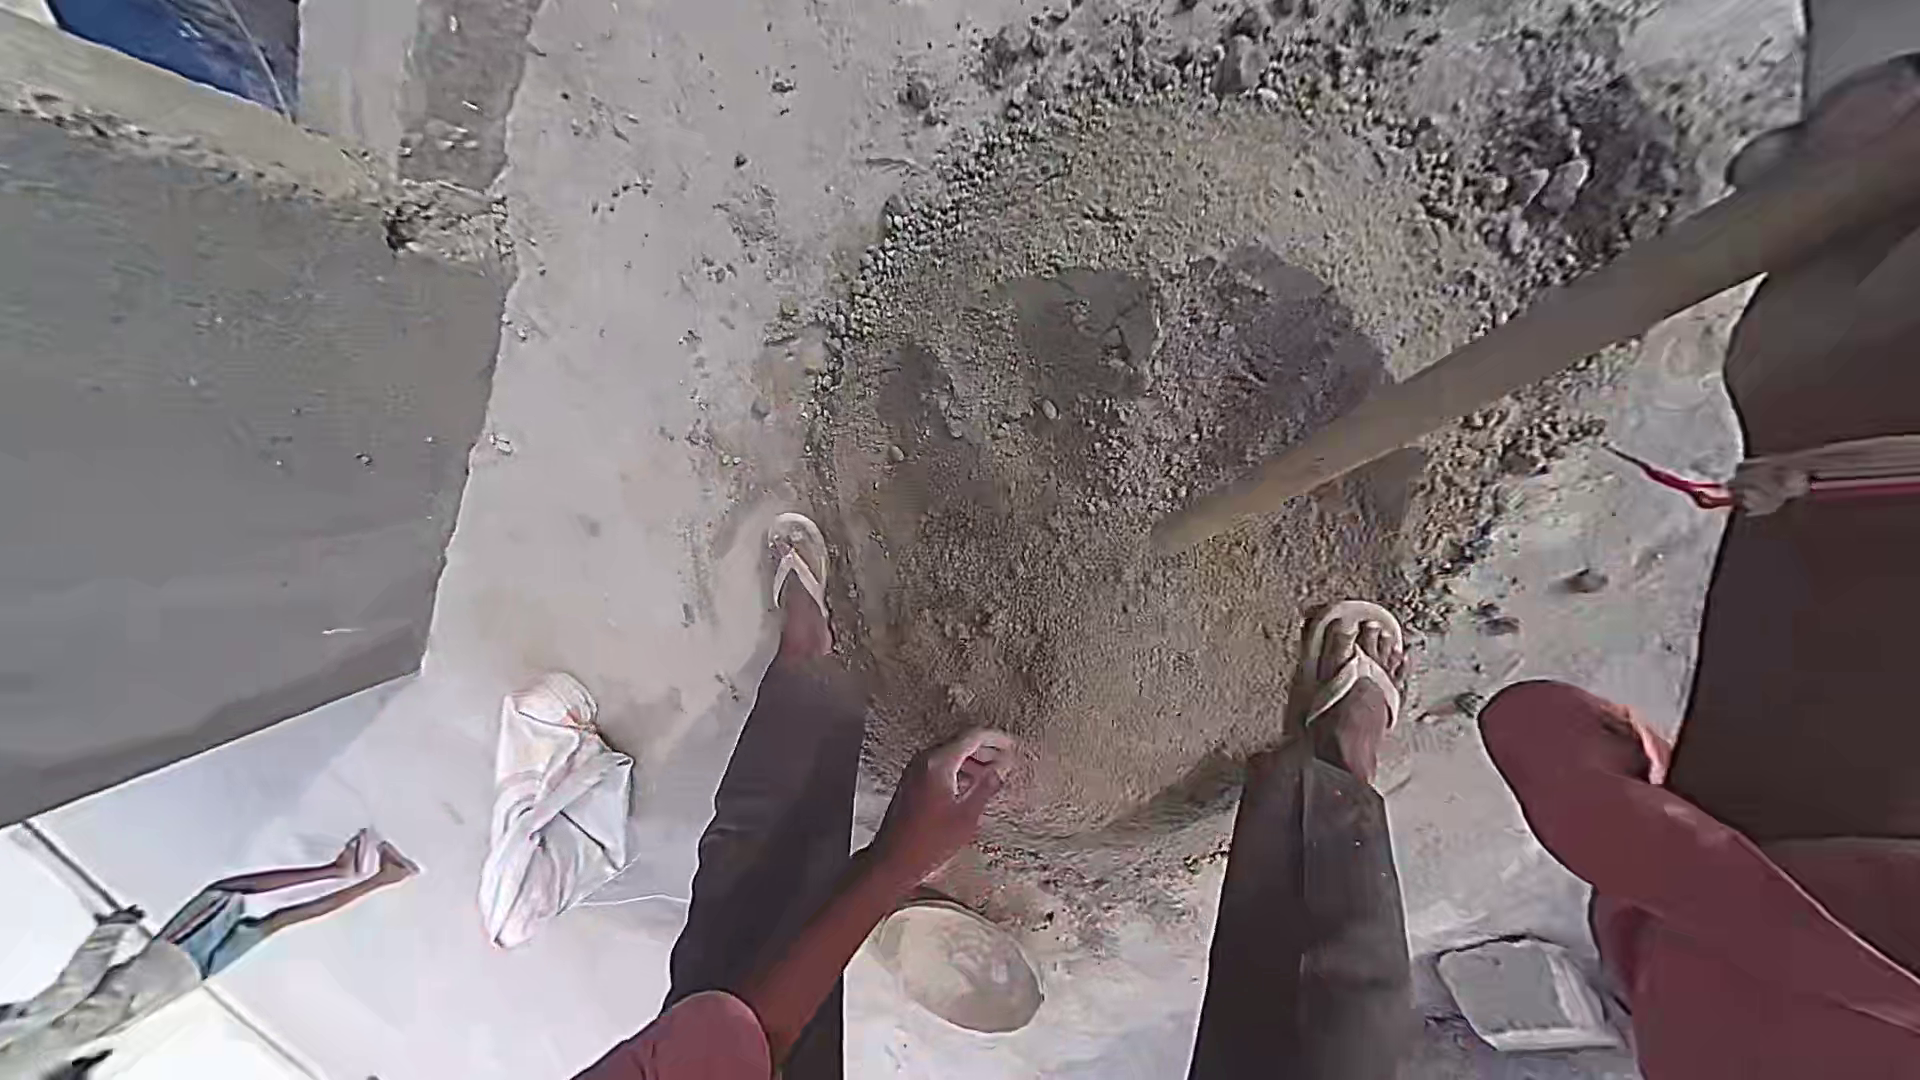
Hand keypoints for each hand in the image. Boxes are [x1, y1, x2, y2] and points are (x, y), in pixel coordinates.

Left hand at [870, 729, 1016, 885]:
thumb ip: (986, 786)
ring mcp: (916, 768)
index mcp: (939, 762)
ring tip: (992, 773)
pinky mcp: (912, 779)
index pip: (972, 736)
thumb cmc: (929, 842)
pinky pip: (939, 763)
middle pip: (960, 741)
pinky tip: (971, 784)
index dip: (994, 739)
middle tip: (1005, 759)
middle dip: (985, 748)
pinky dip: (958, 767)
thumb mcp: (966, 815)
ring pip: (950, 752)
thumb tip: (1002, 767)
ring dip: (972, 759)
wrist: (893, 859)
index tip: (1011, 745)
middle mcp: (925, 758)